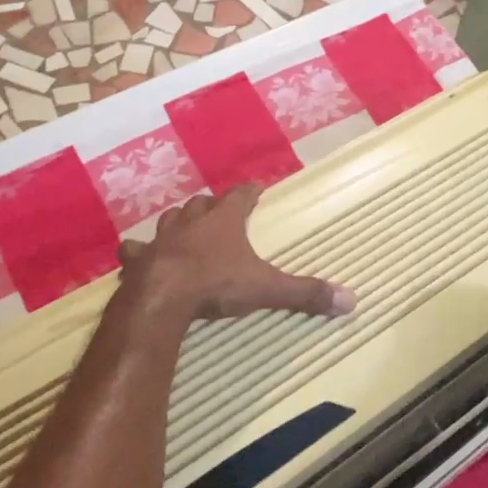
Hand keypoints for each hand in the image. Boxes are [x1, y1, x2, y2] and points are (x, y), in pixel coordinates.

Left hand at [119, 185, 355, 320]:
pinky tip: (137, 254)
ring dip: (179, 222)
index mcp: (225, 221)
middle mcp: (192, 222)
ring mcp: (161, 239)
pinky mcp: (137, 260)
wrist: (162, 298)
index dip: (250, 191)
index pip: (241, 196)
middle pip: (202, 204)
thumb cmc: (216, 284)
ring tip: (184, 227)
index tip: (256, 187)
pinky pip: (136, 250)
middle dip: (212, 205)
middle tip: (219, 209)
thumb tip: (351, 300)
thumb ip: (306, 293)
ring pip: (170, 220)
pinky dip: (139, 251)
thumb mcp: (267, 289)